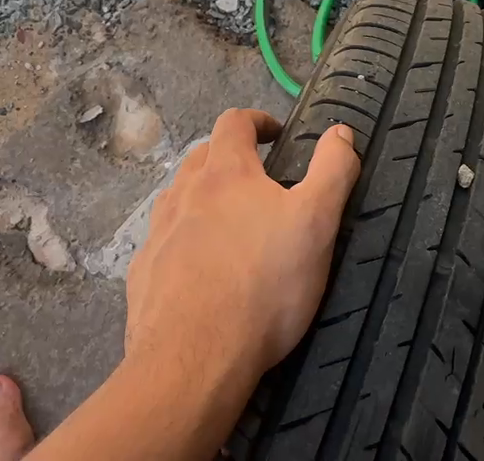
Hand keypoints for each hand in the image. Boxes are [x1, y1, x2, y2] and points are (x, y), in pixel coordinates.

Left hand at [125, 108, 360, 385]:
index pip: (234, 122)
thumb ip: (333, 170)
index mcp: (226, 173)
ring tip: (228, 223)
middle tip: (257, 180)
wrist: (193, 363)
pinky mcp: (142, 276)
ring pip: (178, 198)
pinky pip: (162, 242)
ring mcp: (157, 235)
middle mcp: (185, 194)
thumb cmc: (264, 284)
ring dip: (202, 197)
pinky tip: (199, 270)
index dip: (256, 120)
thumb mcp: (317, 222)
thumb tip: (340, 131)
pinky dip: (182, 241)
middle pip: (202, 156)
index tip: (275, 133)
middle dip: (229, 157)